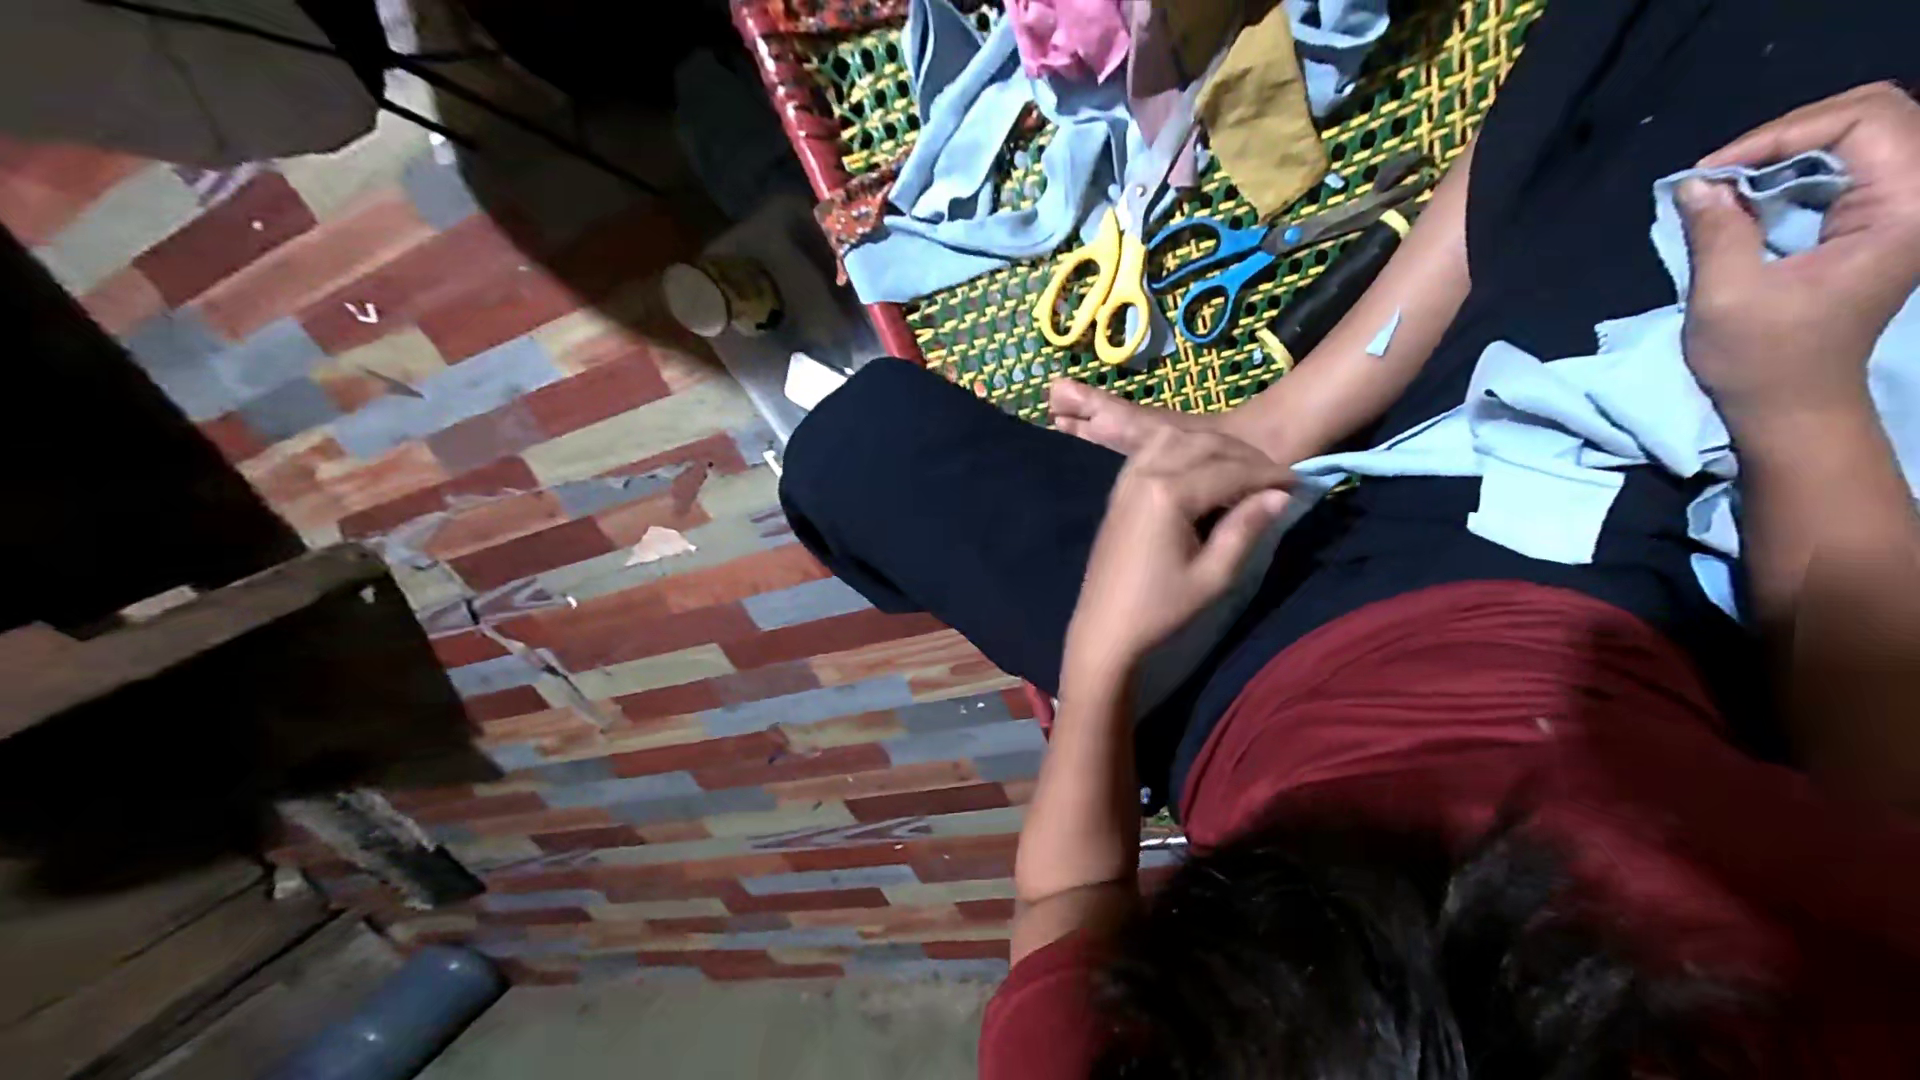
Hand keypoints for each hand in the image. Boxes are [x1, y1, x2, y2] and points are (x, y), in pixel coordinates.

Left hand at [1060, 428, 1293, 695]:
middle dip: (1246, 456)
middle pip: (1204, 444)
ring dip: (1212, 446)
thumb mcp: (1213, 576)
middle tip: (1275, 479)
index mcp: (1168, 494)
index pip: (1231, 470)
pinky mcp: (1118, 491)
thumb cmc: (1160, 609)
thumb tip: (1280, 494)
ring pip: (1175, 438)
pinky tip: (1199, 472)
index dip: (1270, 475)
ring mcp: (1127, 480)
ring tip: (1241, 472)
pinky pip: (1150, 451)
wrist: (1105, 628)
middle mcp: (1145, 475)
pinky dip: (1180, 450)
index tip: (1301, 485)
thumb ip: (1246, 528)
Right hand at [1678, 82, 1919, 423]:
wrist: (1793, 400)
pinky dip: (1796, 171)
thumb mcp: (1725, 295)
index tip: (1709, 173)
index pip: (1865, 121)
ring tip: (1727, 184)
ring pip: (1865, 134)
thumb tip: (1695, 184)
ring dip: (1789, 150)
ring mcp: (1907, 207)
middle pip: (1875, 114)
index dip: (1780, 133)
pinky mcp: (1883, 220)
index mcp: (1905, 209)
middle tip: (1718, 172)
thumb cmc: (1760, 357)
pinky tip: (1752, 197)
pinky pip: (1852, 166)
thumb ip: (1717, 232)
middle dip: (1787, 133)